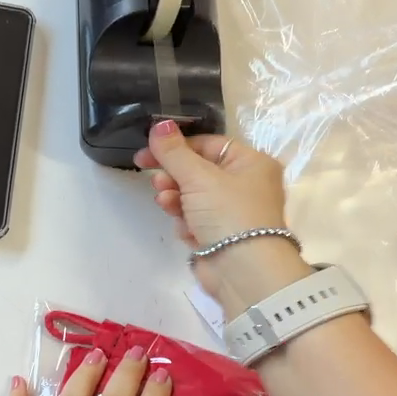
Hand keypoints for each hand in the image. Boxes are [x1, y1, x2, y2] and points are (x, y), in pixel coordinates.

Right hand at [135, 119, 311, 313]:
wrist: (243, 271)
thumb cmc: (228, 213)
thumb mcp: (198, 176)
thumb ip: (174, 151)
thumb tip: (159, 124)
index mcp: (251, 163)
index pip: (207, 144)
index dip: (176, 148)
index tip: (146, 153)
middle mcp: (245, 184)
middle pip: (198, 171)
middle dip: (174, 177)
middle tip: (157, 182)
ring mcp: (232, 211)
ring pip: (192, 196)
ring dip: (176, 199)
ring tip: (167, 204)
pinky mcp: (220, 234)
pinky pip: (195, 218)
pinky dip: (185, 221)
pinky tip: (185, 228)